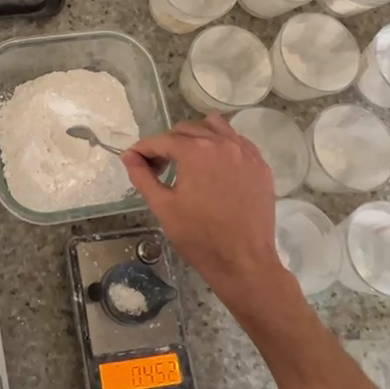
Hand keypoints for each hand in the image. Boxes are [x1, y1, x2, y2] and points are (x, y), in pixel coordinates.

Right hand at [122, 115, 299, 318]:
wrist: (243, 261)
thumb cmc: (199, 237)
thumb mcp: (163, 206)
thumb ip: (143, 176)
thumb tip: (129, 156)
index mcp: (196, 151)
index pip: (162, 140)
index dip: (143, 149)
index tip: (133, 160)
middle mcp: (222, 143)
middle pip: (187, 130)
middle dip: (167, 144)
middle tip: (158, 168)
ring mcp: (245, 153)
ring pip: (215, 127)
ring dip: (196, 137)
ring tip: (188, 160)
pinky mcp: (260, 165)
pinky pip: (237, 142)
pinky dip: (222, 145)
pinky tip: (214, 167)